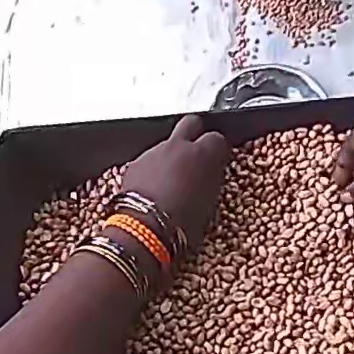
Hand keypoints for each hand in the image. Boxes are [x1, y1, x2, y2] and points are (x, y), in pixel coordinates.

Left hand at [119, 114, 230, 243]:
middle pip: (191, 123)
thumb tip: (210, 175)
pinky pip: (148, 160)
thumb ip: (211, 181)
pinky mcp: (135, 164)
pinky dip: (153, 169)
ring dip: (172, 156)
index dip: (218, 151)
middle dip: (196, 134)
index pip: (218, 139)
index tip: (218, 161)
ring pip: (167, 143)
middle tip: (197, 153)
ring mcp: (154, 152)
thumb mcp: (210, 205)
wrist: (145, 230)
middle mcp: (178, 147)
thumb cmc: (183, 224)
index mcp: (203, 155)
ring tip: (172, 181)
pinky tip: (153, 189)